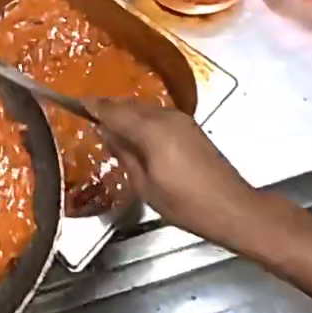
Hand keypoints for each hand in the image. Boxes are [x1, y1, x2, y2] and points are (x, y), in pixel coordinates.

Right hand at [89, 99, 279, 246]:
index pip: (114, 111)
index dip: (94, 107)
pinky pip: (157, 114)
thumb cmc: (186, 204)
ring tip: (109, 124)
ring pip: (143, 108)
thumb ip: (124, 154)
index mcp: (151, 131)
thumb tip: (106, 133)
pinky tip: (134, 131)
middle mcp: (165, 118)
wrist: (234, 208)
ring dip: (125, 112)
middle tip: (89, 114)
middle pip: (129, 105)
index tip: (77, 104)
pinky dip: (141, 118)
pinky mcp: (190, 127)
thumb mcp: (145, 185)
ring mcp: (180, 120)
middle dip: (109, 108)